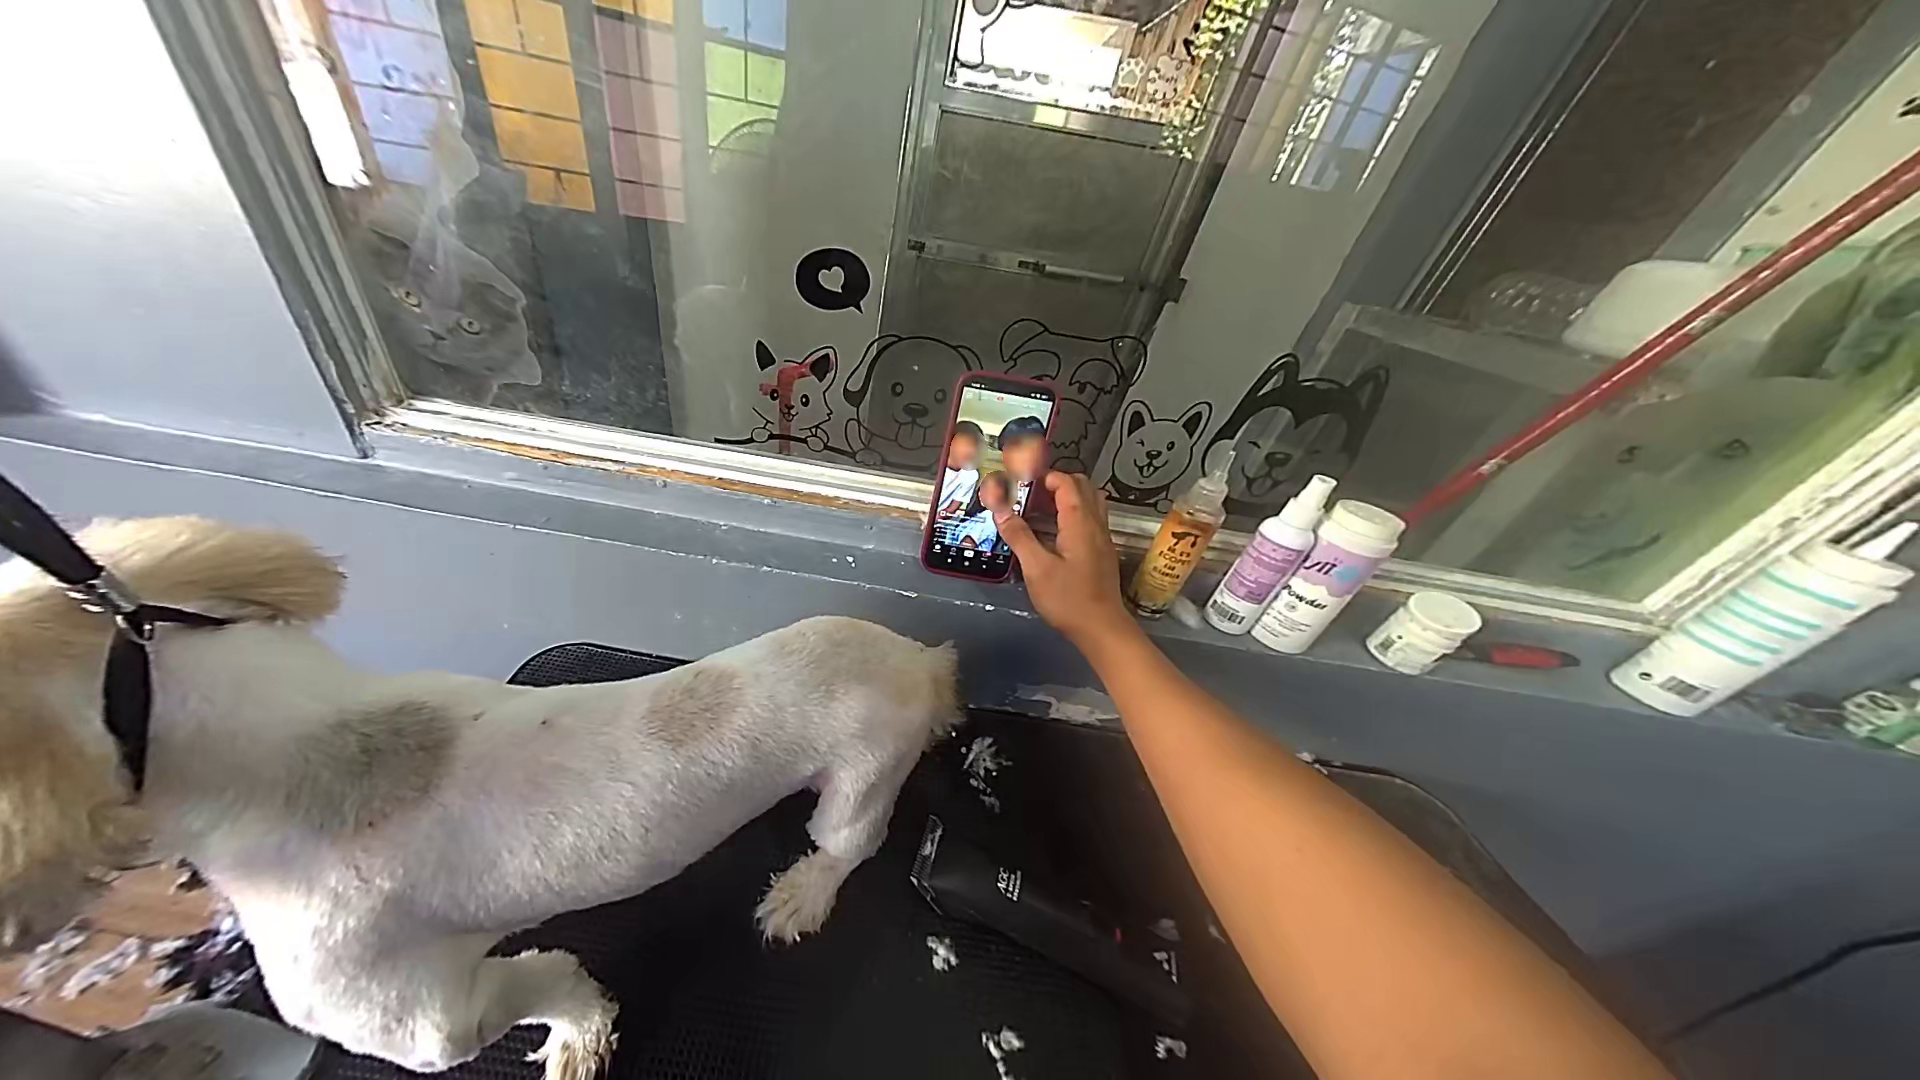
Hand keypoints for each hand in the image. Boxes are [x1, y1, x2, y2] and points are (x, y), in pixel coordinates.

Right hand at [995, 471, 1135, 650]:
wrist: (1102, 628)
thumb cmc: (1068, 599)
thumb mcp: (1036, 568)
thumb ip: (1019, 536)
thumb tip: (999, 508)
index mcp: (1080, 522)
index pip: (1067, 483)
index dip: (1046, 476)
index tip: (1024, 480)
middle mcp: (1095, 524)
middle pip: (1084, 487)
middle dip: (1058, 482)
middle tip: (1032, 491)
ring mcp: (1102, 538)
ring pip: (1091, 502)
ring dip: (1069, 496)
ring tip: (1042, 507)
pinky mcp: (1102, 552)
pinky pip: (1091, 519)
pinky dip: (1075, 512)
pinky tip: (1055, 530)